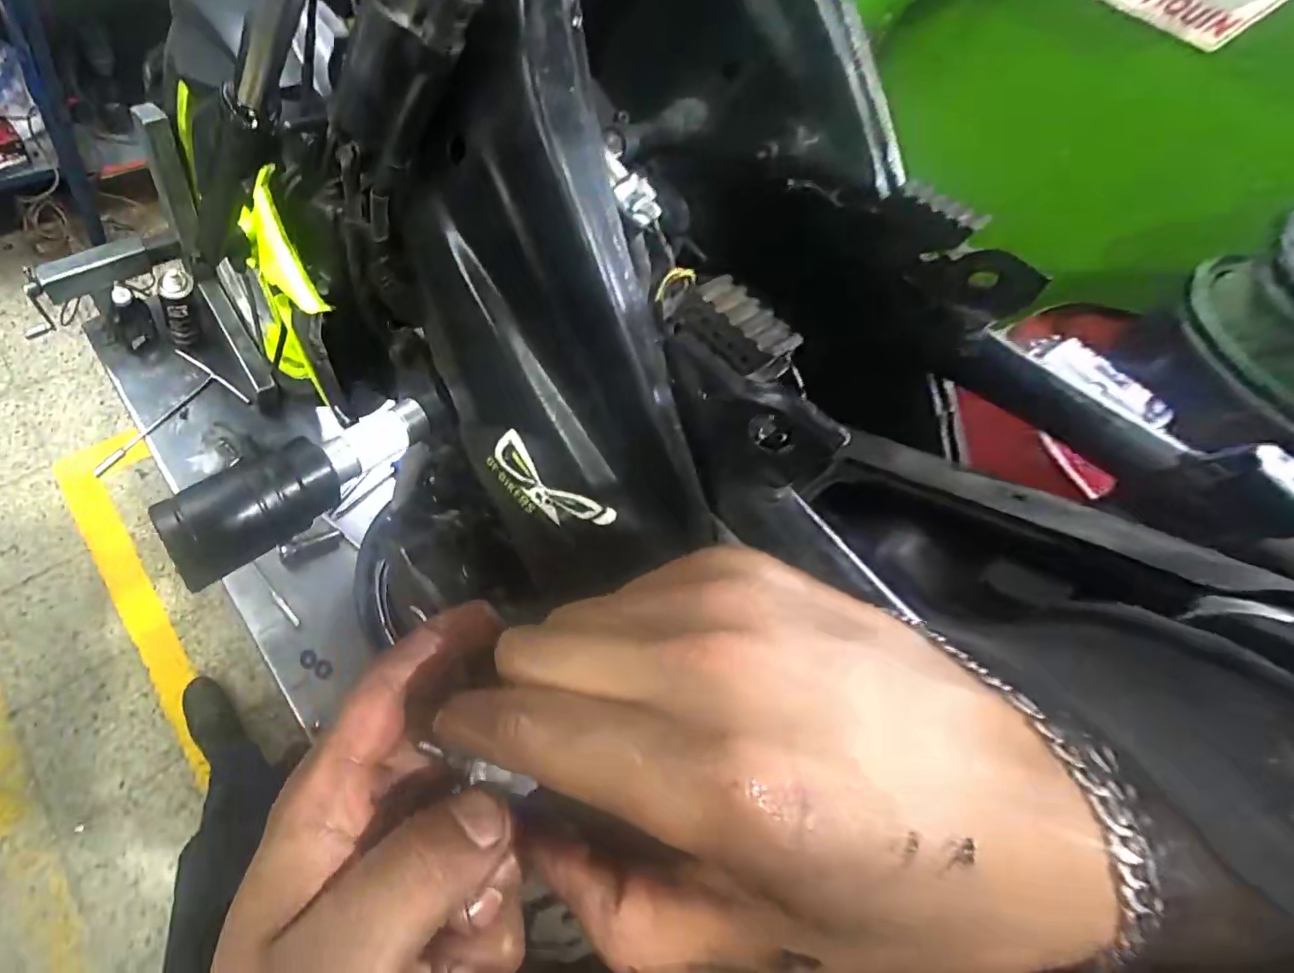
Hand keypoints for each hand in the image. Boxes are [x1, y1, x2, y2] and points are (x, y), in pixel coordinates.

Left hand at [213, 606, 524, 972]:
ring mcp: (408, 862)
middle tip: (507, 825)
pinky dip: (486, 929)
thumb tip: (495, 804)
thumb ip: (411, 873)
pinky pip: (490, 890)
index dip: (427, 650)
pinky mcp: (437, 909)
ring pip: (481, 826)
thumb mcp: (334, 952)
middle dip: (482, 783)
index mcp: (327, 797)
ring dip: (484, 882)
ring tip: (452, 947)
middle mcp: (372, 814)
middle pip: (445, 755)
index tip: (484, 614)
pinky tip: (456, 965)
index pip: (379, 701)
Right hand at [435, 547, 1118, 972]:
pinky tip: (673, 667)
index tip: (451, 734)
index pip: (526, 725)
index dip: (469, 727)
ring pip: (567, 615)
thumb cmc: (899, 897)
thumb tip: (522, 827)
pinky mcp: (731, 562)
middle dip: (512, 695)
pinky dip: (621, 632)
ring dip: (568, 662)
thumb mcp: (752, 946)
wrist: (1045, 796)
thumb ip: (606, 905)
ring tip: (617, 703)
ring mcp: (718, 598)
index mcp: (711, 779)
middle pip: (526, 651)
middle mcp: (704, 667)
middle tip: (540, 733)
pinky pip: (622, 591)